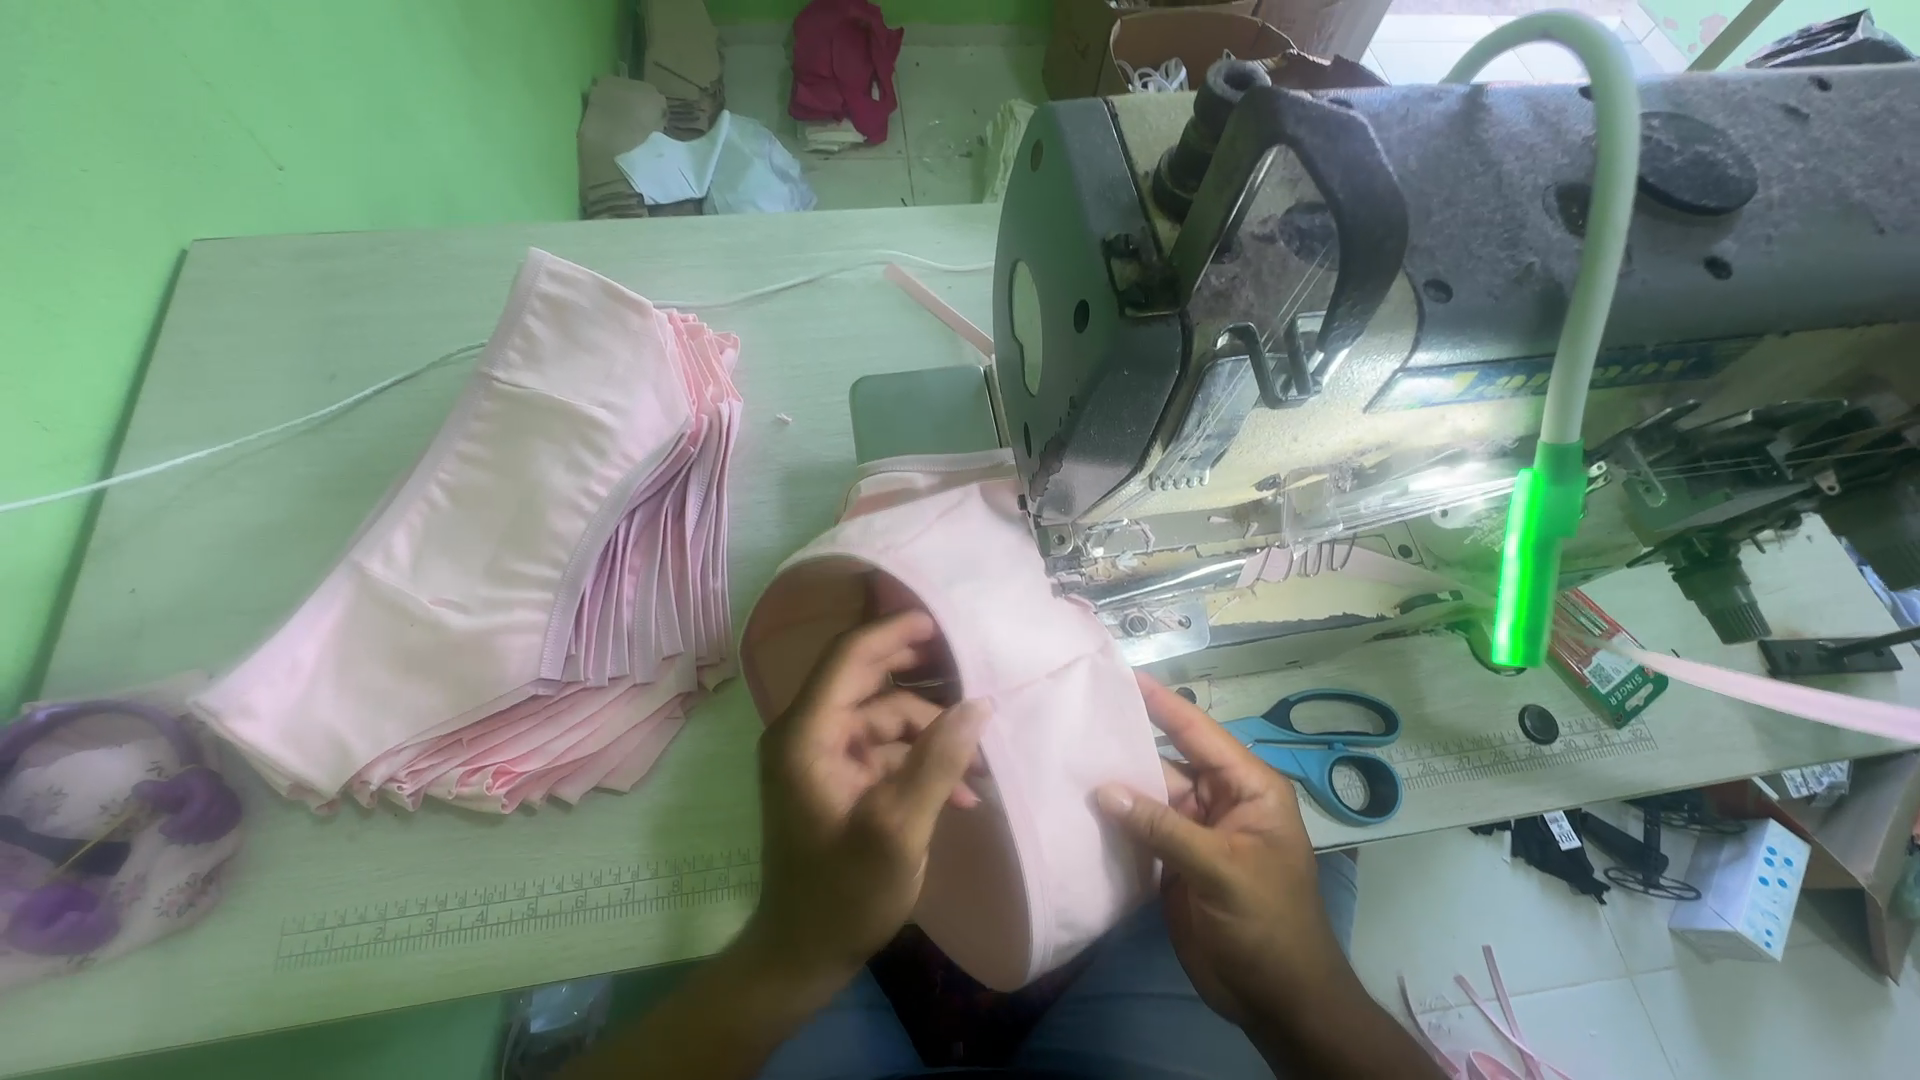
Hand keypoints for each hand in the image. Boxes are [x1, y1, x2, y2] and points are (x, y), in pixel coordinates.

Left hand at [745, 610, 987, 987]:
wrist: (804, 954)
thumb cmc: (843, 894)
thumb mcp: (899, 829)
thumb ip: (938, 761)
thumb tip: (979, 704)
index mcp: (806, 736)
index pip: (849, 658)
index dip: (892, 632)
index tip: (939, 622)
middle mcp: (807, 736)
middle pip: (868, 682)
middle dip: (921, 679)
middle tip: (970, 668)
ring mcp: (822, 759)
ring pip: (885, 720)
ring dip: (932, 736)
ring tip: (980, 764)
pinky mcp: (837, 781)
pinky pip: (884, 753)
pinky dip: (920, 764)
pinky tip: (961, 793)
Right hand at [1095, 675, 1353, 1025]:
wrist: (1278, 1000)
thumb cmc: (1268, 924)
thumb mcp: (1222, 869)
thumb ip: (1163, 828)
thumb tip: (1104, 790)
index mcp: (1248, 788)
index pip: (1199, 733)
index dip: (1162, 703)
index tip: (1124, 674)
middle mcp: (1220, 801)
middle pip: (1166, 761)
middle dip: (1125, 745)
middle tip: (1074, 719)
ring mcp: (1195, 832)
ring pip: (1148, 797)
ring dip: (1114, 785)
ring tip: (1064, 758)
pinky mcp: (1174, 863)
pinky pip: (1140, 830)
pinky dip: (1114, 822)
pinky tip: (1077, 808)